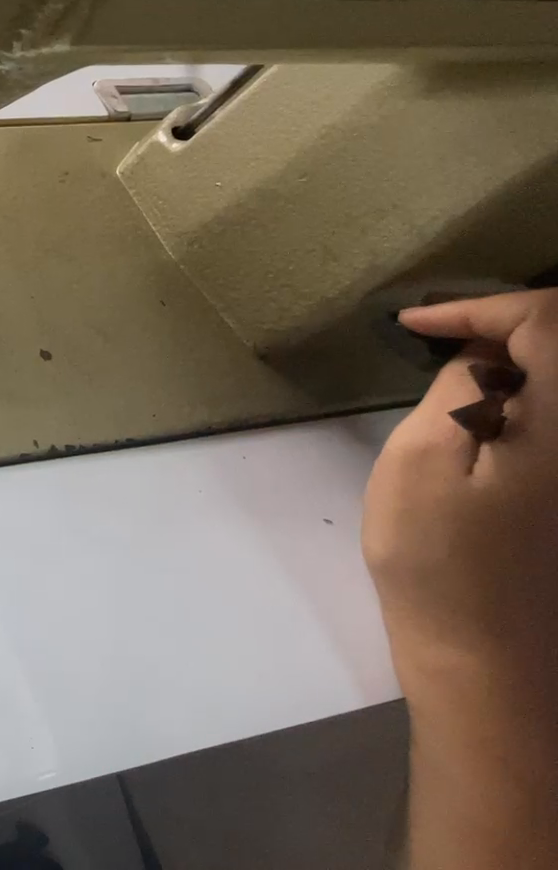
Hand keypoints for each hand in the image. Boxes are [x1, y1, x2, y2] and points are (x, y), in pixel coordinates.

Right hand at [363, 288, 557, 670]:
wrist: (491, 647)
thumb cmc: (437, 555)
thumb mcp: (419, 462)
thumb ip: (455, 394)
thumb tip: (480, 358)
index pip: (551, 323)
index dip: (481, 308)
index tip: (412, 324)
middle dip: (513, 325)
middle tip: (441, 335)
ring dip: (526, 357)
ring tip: (464, 361)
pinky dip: (535, 390)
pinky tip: (493, 406)